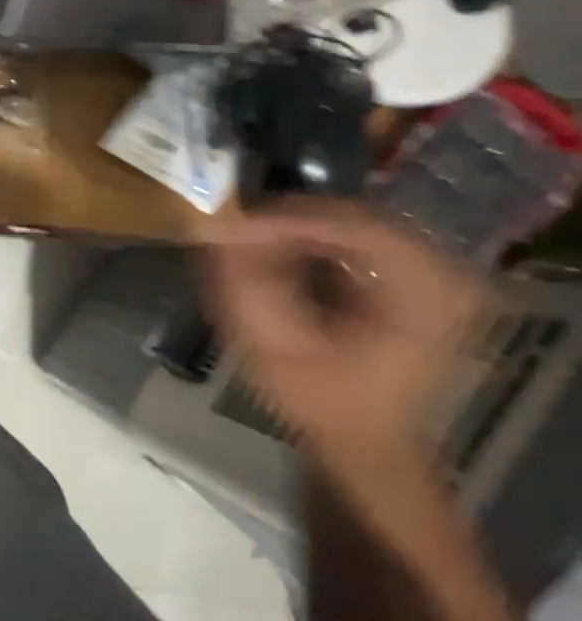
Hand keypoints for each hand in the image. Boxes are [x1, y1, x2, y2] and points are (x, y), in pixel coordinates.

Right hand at [203, 199, 488, 470]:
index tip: (230, 227)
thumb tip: (215, 228)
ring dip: (292, 233)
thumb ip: (245, 281)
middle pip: (347, 216)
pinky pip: (353, 238)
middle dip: (284, 223)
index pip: (350, 222)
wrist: (365, 442)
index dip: (284, 219)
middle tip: (233, 235)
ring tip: (246, 248)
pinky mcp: (416, 277)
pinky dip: (308, 244)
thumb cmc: (322, 400)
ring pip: (345, 223)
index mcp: (425, 290)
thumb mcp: (273, 346)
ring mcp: (433, 273)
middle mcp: (442, 272)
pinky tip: (276, 262)